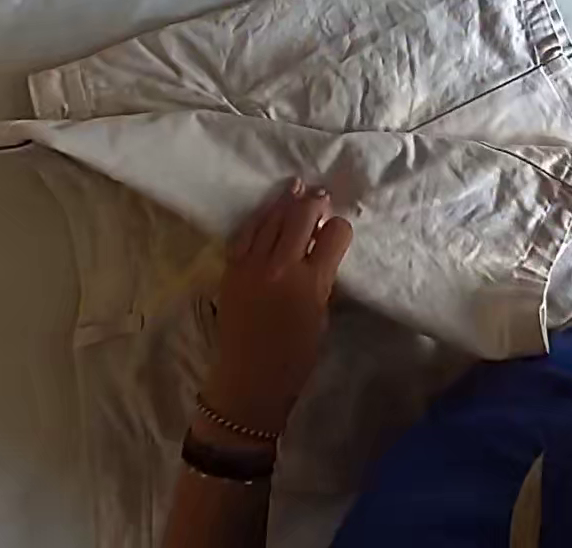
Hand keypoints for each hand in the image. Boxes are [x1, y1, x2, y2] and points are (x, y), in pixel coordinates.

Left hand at [200, 181, 352, 436]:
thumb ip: (324, 275)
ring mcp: (252, 265)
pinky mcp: (231, 268)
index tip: (339, 229)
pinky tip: (270, 209)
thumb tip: (324, 247)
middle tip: (321, 196)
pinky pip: (247, 231)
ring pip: (273, 216)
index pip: (334, 234)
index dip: (340, 227)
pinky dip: (261, 217)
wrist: (247, 382)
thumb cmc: (295, 356)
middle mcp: (281, 267)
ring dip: (287, 200)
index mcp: (311, 283)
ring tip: (297, 187)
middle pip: (301, 215)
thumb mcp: (322, 313)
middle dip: (315, 202)